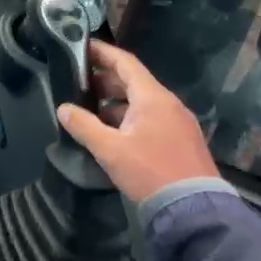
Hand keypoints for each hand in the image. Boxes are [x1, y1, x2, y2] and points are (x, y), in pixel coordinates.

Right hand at [56, 40, 219, 202]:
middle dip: (104, 80)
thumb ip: (83, 124)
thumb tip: (63, 108)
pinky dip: (130, 117)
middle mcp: (170, 105)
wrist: (196, 213)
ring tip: (91, 111)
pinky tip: (114, 132)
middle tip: (78, 84)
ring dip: (116, 102)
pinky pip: (152, 118)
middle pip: (133, 81)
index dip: (102, 52)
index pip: (125, 63)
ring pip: (142, 101)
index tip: (79, 46)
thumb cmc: (150, 171)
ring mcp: (180, 124)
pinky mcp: (183, 142)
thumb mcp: (109, 149)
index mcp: (153, 98)